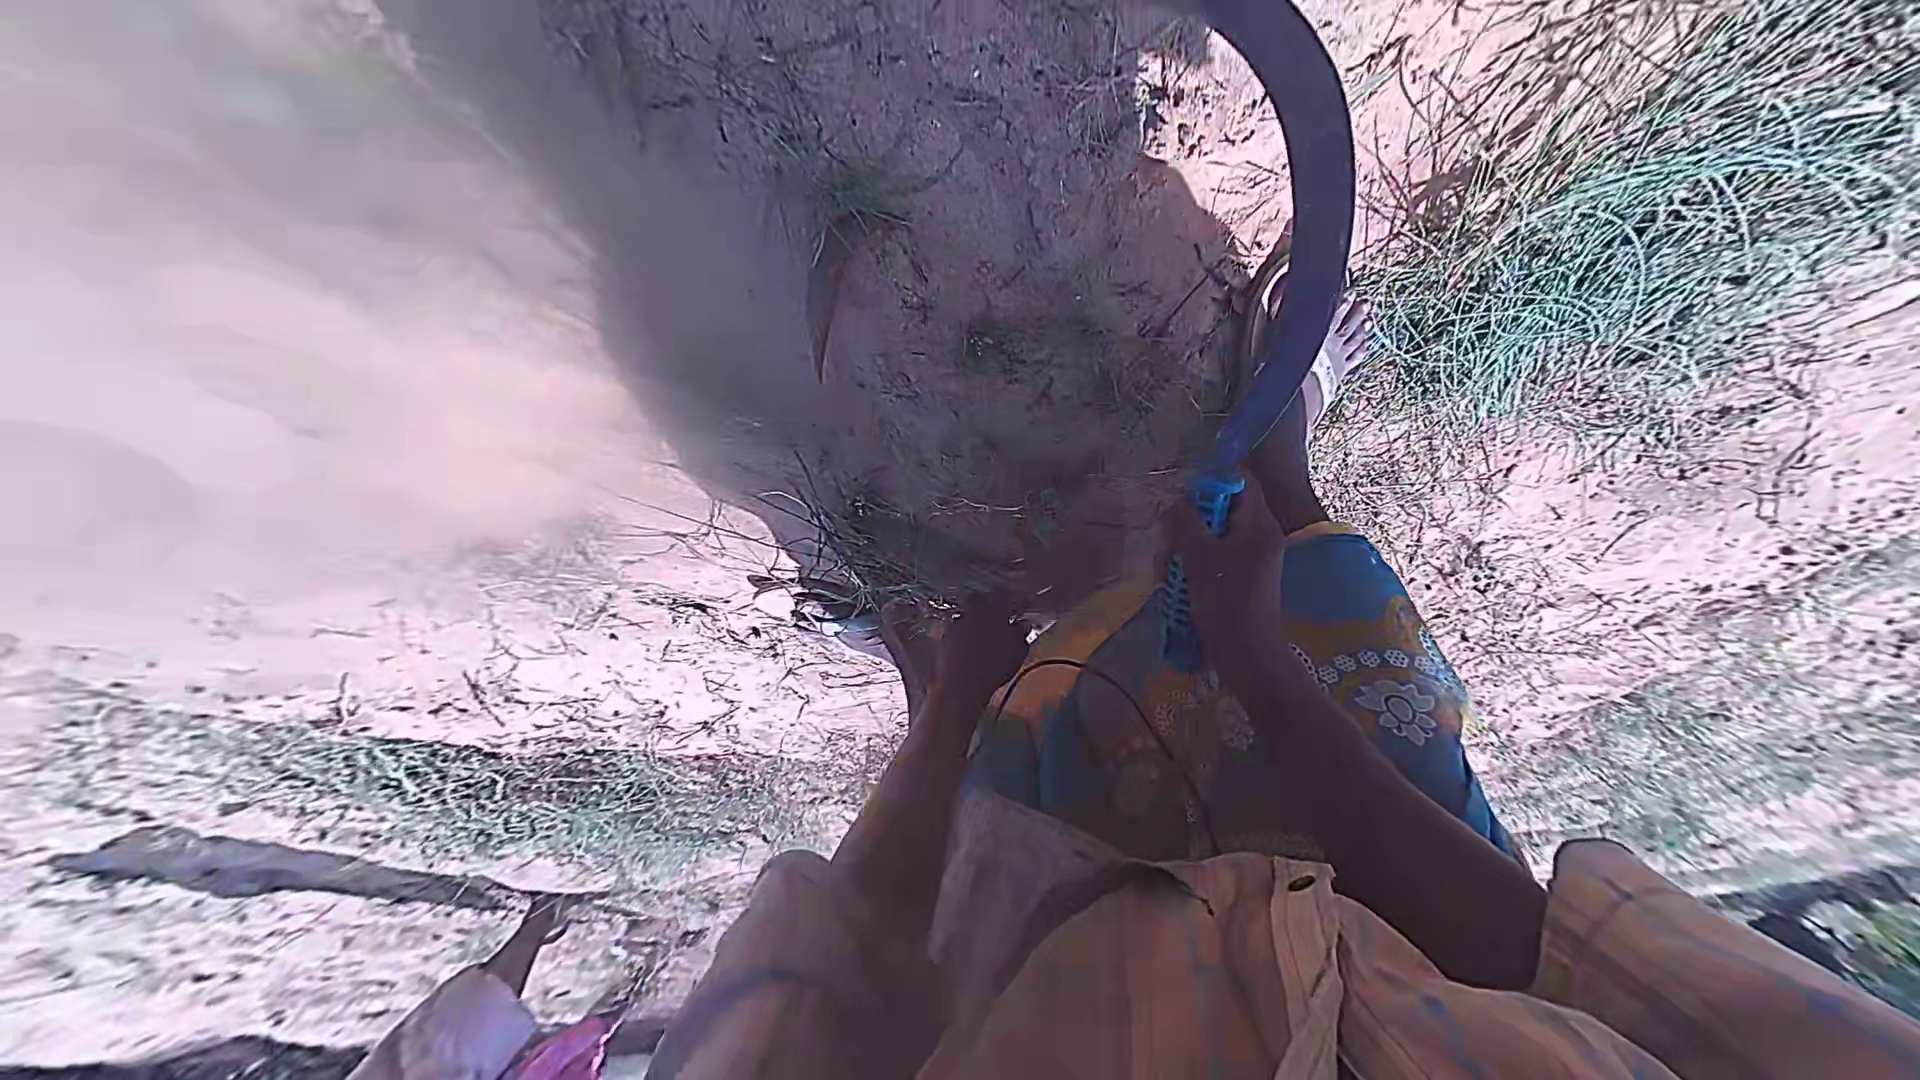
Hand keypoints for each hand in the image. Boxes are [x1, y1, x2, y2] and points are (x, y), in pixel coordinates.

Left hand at [933, 592, 1028, 691]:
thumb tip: (1023, 625)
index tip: (1017, 605)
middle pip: (979, 599)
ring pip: (965, 613)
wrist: (962, 684)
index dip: (1011, 599)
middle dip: (987, 605)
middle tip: (996, 617)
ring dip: (972, 619)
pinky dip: (960, 633)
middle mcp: (972, 611)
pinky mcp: (943, 636)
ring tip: (981, 633)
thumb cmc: (994, 667)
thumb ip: (1021, 634)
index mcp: (993, 610)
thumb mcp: (1017, 652)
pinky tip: (966, 644)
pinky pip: (953, 628)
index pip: (1003, 594)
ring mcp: (956, 623)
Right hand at [1163, 481, 1288, 678]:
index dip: (1212, 480)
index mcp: (1258, 525)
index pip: (1241, 482)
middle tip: (1169, 536)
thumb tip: (1177, 501)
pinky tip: (1174, 580)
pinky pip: (1212, 555)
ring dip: (1184, 545)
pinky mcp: (1237, 575)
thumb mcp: (1200, 557)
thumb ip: (1187, 523)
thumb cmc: (1225, 601)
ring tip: (1167, 567)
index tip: (1184, 494)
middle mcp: (1258, 535)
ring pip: (1210, 534)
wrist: (1244, 652)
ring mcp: (1249, 557)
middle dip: (1190, 520)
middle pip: (1221, 508)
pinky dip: (1191, 562)